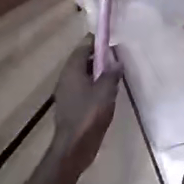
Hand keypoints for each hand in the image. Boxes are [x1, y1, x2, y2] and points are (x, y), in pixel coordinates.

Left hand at [50, 39, 120, 163]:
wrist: (74, 146)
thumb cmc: (89, 114)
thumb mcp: (106, 91)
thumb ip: (112, 74)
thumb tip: (117, 62)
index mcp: (72, 71)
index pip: (82, 48)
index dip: (95, 41)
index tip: (110, 38)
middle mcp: (66, 79)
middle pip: (81, 61)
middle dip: (98, 56)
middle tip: (116, 55)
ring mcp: (67, 93)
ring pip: (83, 75)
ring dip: (97, 71)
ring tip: (115, 71)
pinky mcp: (72, 106)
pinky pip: (83, 88)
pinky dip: (94, 84)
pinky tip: (108, 90)